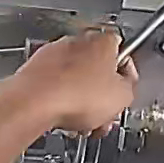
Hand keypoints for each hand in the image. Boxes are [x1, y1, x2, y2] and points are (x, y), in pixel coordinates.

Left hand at [0, 28, 138, 134]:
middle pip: (98, 68)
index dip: (126, 76)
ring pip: (77, 79)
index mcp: (103, 41)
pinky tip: (65, 117)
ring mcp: (55, 54)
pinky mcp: (37, 69)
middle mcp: (78, 41)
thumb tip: (126, 88)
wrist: (34, 103)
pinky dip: (62, 100)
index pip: (123, 51)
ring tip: (83, 121)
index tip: (125, 91)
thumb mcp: (122, 98)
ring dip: (83, 100)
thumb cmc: (74, 95)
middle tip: (104, 112)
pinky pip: (57, 85)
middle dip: (103, 93)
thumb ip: (129, 89)